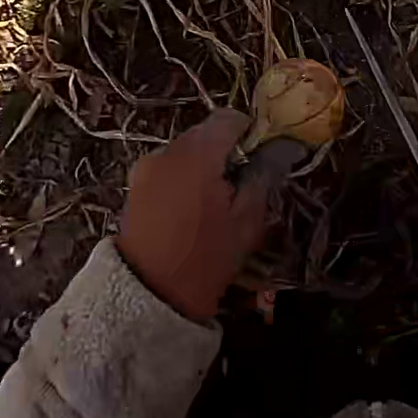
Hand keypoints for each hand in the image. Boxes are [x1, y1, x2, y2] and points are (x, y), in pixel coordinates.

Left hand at [117, 110, 272, 321]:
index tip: (260, 160)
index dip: (250, 132)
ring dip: (204, 166)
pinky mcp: (134, 185)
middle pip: (207, 133)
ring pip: (187, 151)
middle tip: (240, 187)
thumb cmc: (205, 258)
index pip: (230, 118)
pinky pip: (169, 168)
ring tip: (213, 204)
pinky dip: (183, 179)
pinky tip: (189, 211)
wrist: (145, 299)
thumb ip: (265, 174)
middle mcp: (168, 149)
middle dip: (227, 152)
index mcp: (198, 152)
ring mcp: (147, 166)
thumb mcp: (247, 219)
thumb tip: (283, 146)